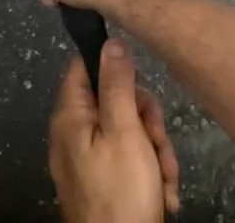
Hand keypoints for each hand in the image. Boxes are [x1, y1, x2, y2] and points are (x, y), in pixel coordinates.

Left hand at [49, 40, 181, 221]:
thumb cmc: (121, 192)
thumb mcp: (125, 131)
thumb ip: (118, 84)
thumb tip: (112, 41)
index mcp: (71, 116)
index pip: (86, 66)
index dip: (116, 69)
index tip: (140, 86)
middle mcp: (74, 133)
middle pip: (116, 100)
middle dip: (148, 121)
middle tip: (157, 142)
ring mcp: (88, 160)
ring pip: (131, 132)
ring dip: (155, 151)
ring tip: (163, 178)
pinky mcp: (103, 183)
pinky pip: (130, 160)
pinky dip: (150, 173)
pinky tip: (162, 193)